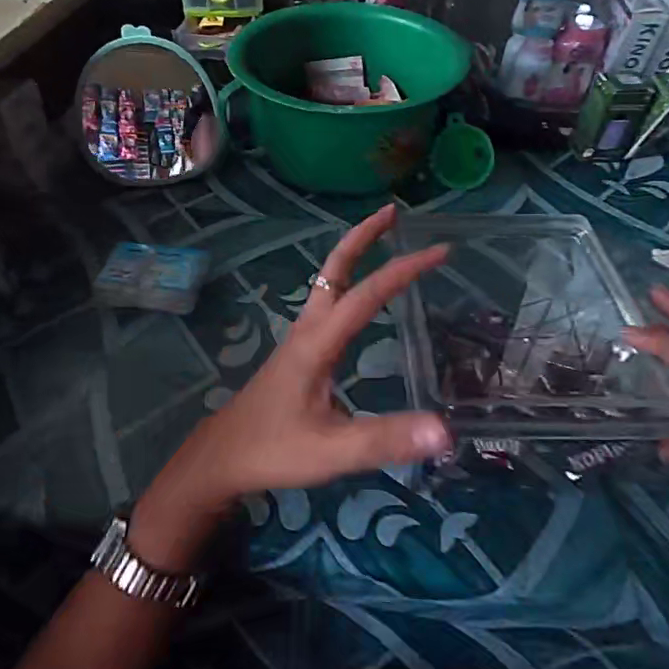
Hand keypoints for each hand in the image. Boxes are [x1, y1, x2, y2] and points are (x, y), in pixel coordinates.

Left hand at [132, 206, 452, 568]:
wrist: (223, 456)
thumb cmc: (272, 449)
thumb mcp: (331, 451)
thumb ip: (384, 440)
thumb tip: (445, 430)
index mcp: (316, 344)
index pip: (365, 295)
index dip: (402, 270)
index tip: (439, 251)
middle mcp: (307, 331)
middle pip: (333, 270)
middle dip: (363, 238)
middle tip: (393, 213)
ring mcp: (299, 339)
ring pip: (326, 284)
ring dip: (352, 256)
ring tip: (383, 241)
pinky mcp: (298, 353)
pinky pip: (324, 303)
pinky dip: (345, 283)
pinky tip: (360, 299)